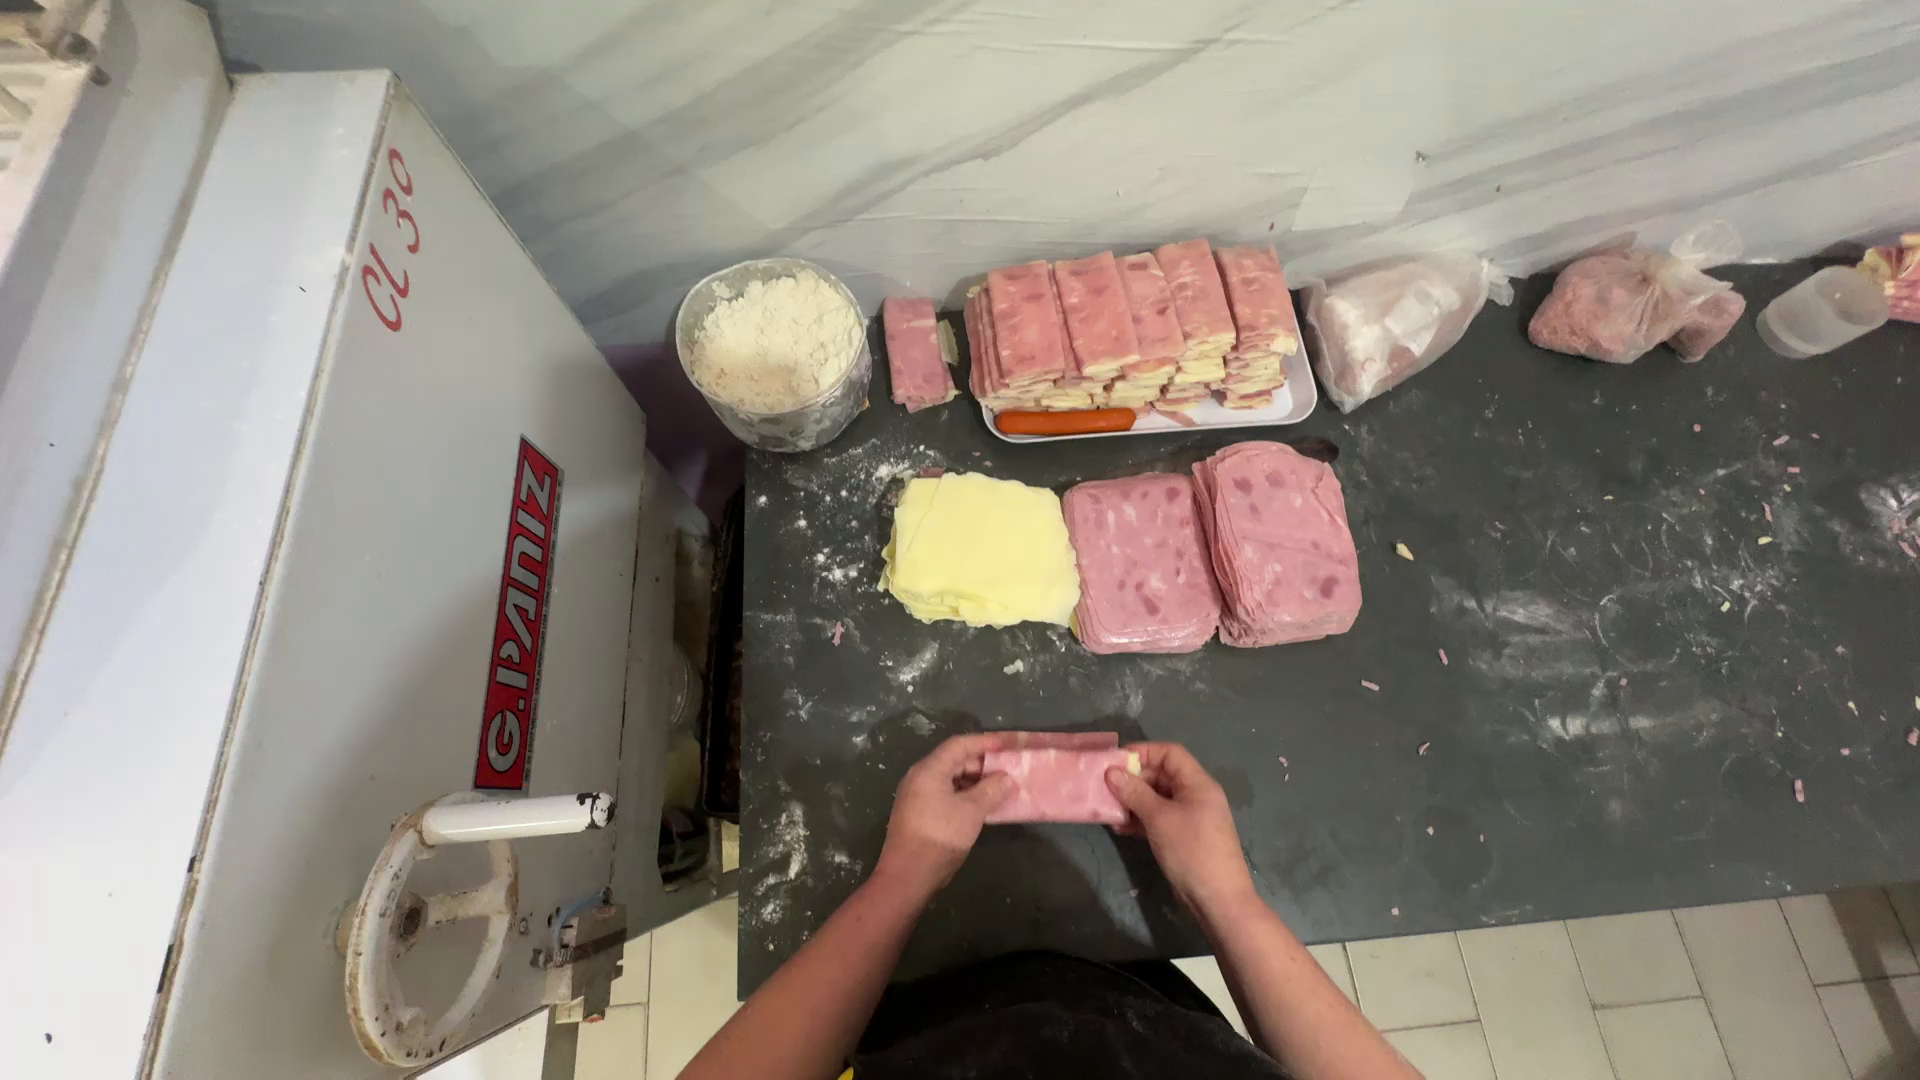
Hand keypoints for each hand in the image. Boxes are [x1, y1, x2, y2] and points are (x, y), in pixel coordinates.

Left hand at [874, 733, 1013, 896]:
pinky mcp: (920, 813)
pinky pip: (947, 794)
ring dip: (976, 781)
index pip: (960, 744)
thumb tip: (1005, 779)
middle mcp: (920, 777)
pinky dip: (966, 795)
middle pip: (954, 760)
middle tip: (1008, 768)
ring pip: (951, 778)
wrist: (907, 877)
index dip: (985, 742)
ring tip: (1001, 786)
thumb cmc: (939, 838)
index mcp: (929, 769)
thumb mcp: (971, 812)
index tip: (1007, 744)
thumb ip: (990, 791)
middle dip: (982, 763)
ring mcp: (918, 795)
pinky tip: (984, 804)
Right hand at [1106, 742, 1256, 914]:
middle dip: (1134, 779)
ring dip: (1133, 801)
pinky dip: (1140, 820)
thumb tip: (1112, 772)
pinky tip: (1120, 828)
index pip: (1170, 753)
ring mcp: (1190, 818)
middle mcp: (1195, 796)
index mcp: (1198, 784)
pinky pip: (1158, 818)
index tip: (1116, 761)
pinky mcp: (1183, 837)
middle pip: (1161, 775)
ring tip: (1109, 809)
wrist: (1218, 901)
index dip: (1143, 752)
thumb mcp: (1160, 818)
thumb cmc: (1191, 851)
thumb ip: (1135, 793)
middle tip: (1106, 787)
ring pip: (1157, 798)